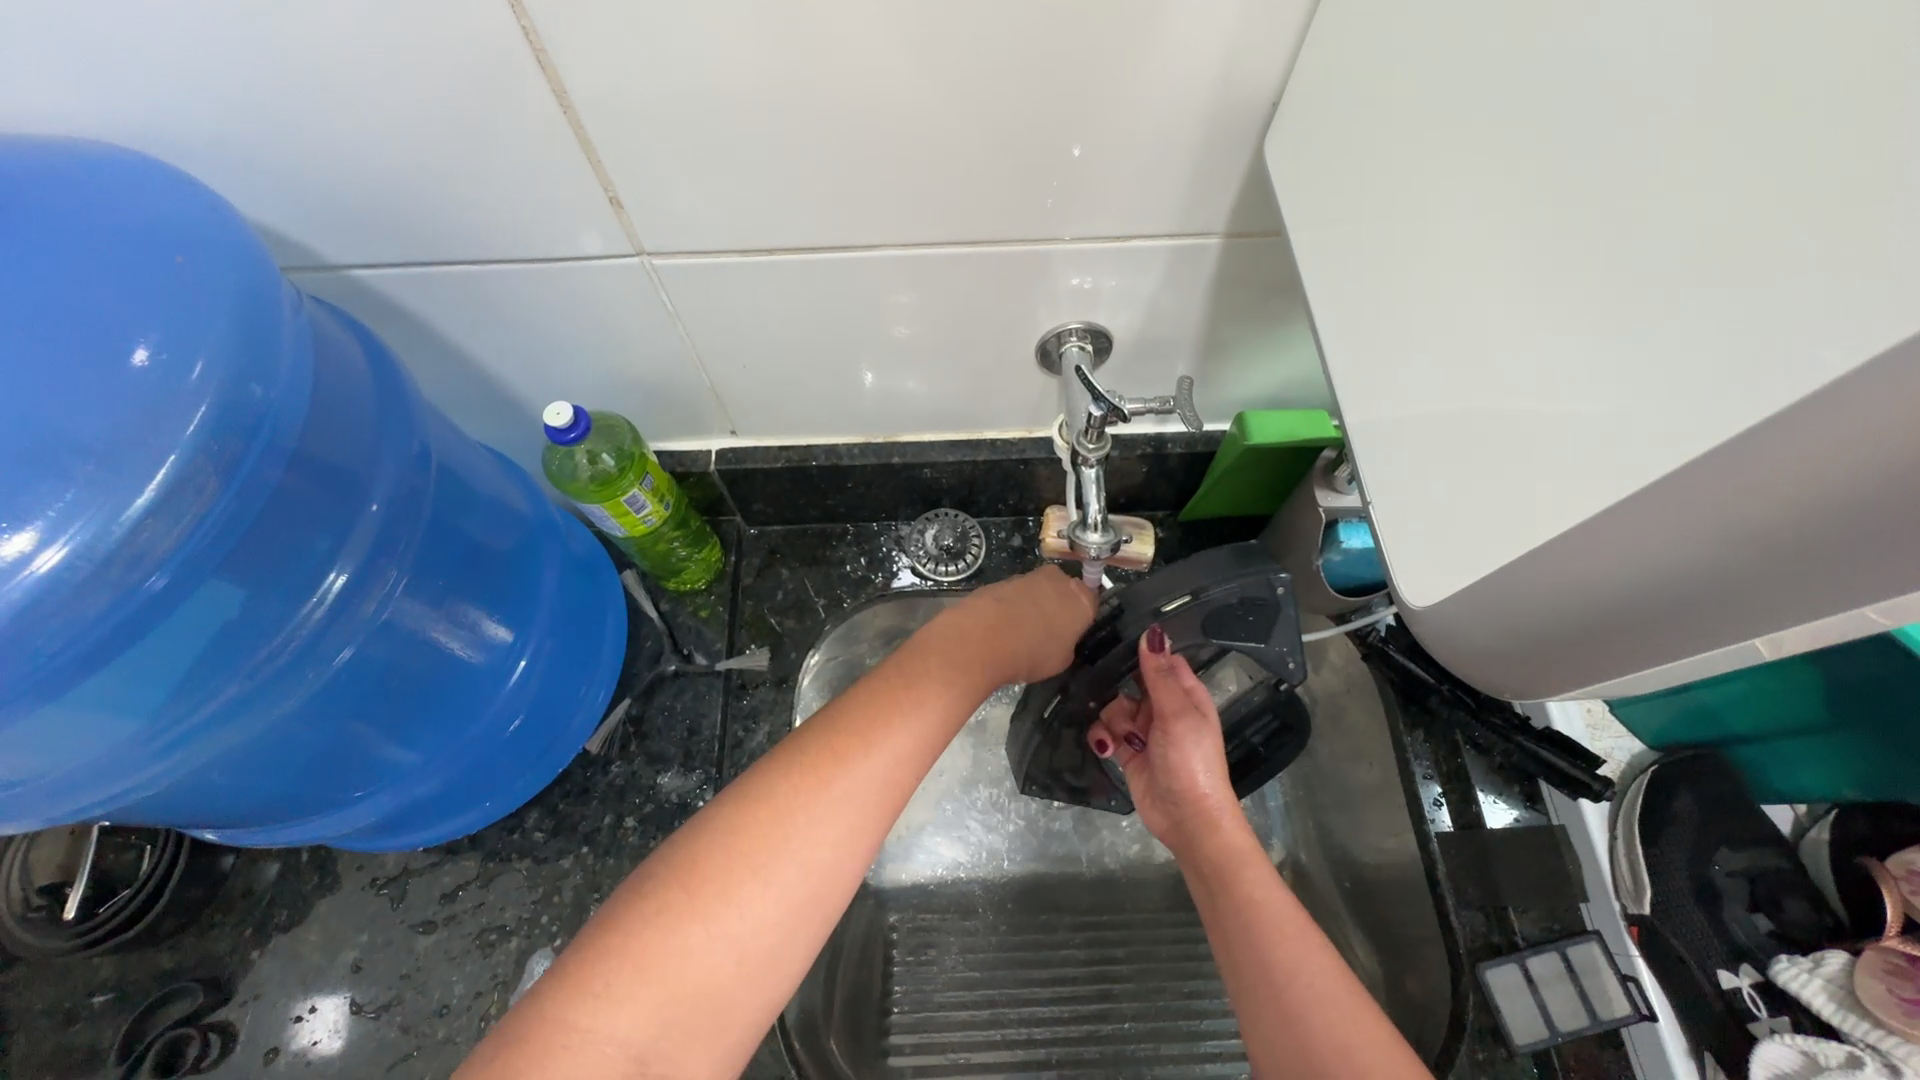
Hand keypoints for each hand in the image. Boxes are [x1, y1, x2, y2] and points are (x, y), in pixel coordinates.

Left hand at [949, 565, 1096, 684]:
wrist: (981, 639)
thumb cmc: (1031, 653)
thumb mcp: (1061, 660)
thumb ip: (1067, 644)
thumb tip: (1059, 638)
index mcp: (1081, 599)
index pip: (1091, 602)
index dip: (1082, 617)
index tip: (1072, 632)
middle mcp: (1057, 580)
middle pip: (1063, 590)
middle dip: (1057, 606)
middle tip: (1047, 631)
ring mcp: (1027, 577)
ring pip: (1037, 590)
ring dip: (1032, 605)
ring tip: (1018, 632)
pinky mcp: (1000, 580)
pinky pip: (1013, 595)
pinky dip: (1009, 606)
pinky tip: (999, 627)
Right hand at [1087, 625, 1246, 854]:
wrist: (1187, 818)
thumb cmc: (1191, 761)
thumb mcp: (1177, 713)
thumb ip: (1159, 674)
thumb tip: (1153, 631)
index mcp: (1186, 694)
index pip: (1161, 661)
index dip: (1141, 654)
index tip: (1114, 644)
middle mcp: (1165, 709)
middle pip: (1130, 683)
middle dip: (1118, 691)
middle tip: (1118, 700)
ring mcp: (1146, 732)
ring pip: (1114, 708)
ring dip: (1112, 721)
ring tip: (1124, 739)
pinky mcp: (1129, 753)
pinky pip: (1106, 733)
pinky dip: (1103, 738)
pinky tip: (1108, 749)